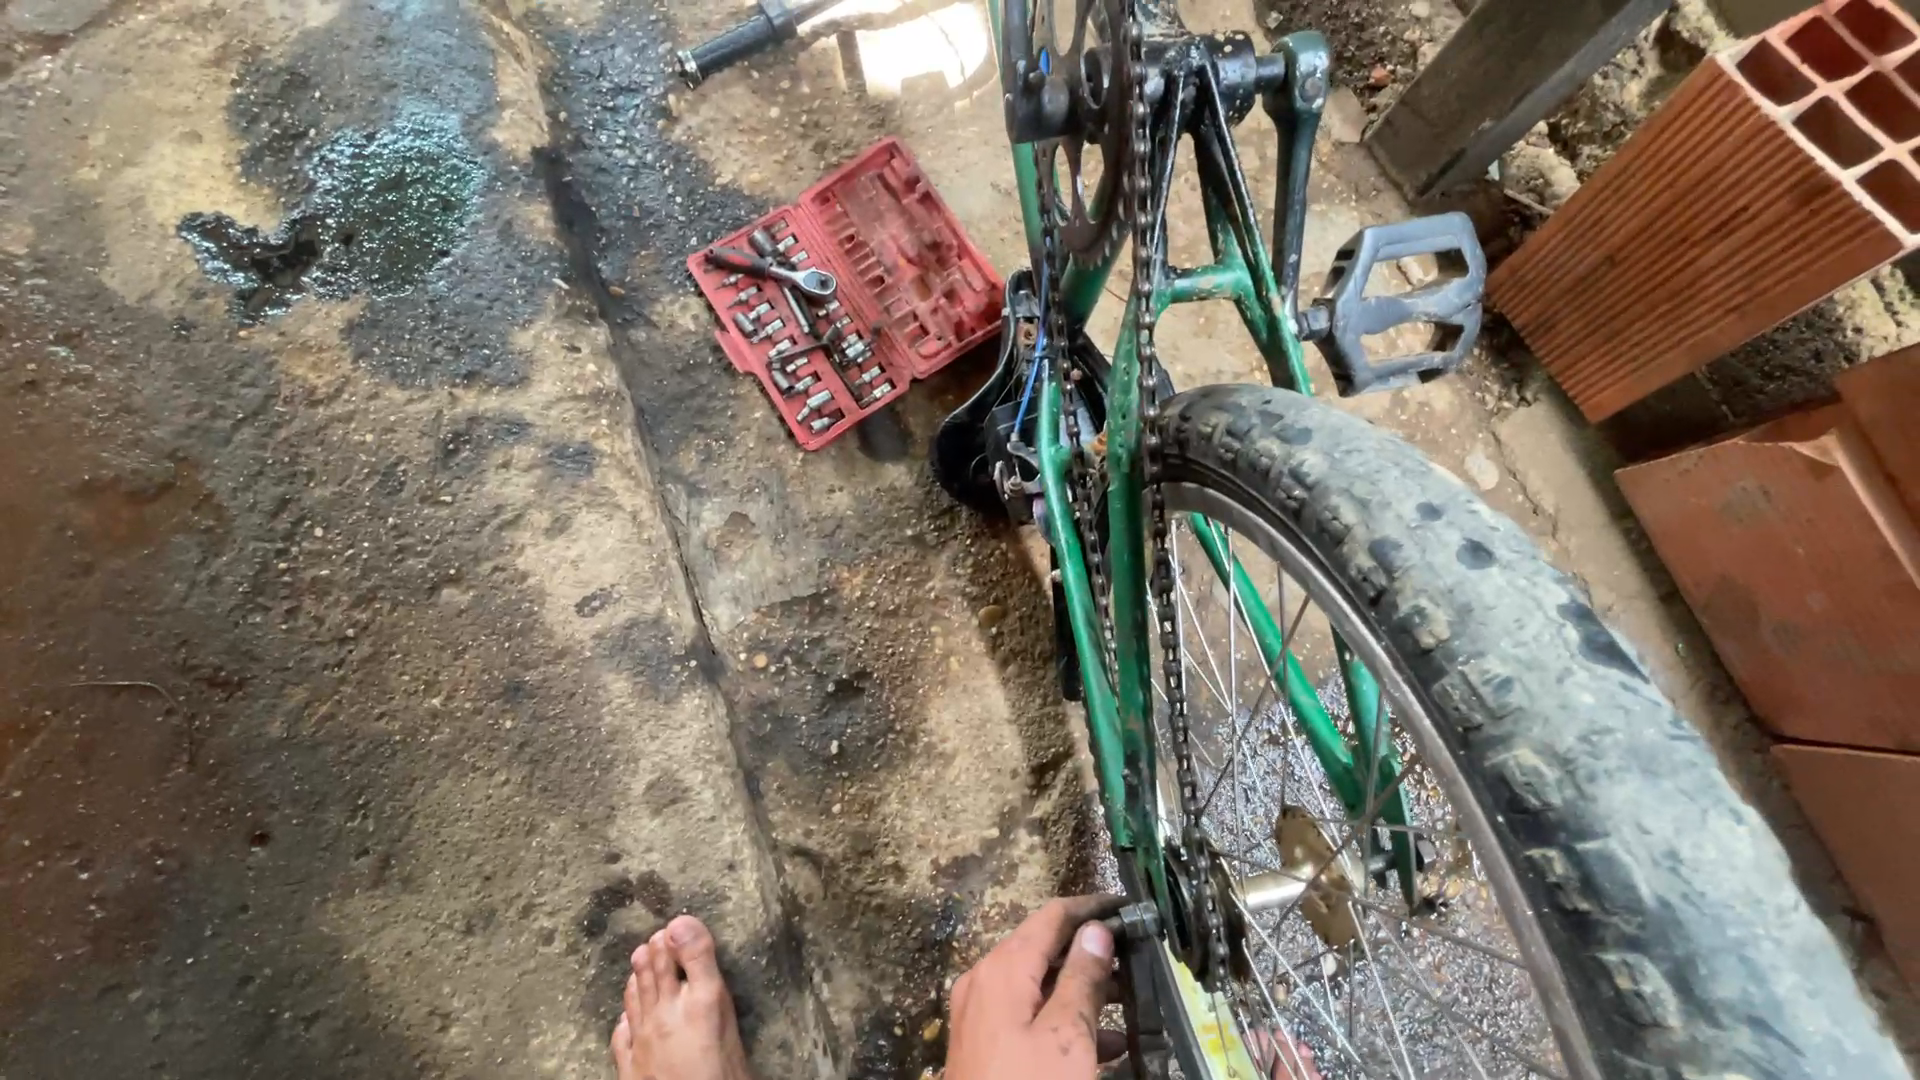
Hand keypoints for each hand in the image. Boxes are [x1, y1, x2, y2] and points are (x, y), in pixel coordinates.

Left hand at [945, 895, 1125, 1079]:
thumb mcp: (1066, 1038)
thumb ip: (1082, 979)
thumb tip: (1096, 929)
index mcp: (1002, 967)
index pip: (1051, 916)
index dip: (1090, 908)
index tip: (1127, 907)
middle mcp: (984, 980)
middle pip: (1043, 948)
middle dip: (1089, 951)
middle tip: (1135, 959)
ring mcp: (980, 1014)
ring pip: (1038, 985)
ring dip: (1081, 990)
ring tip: (1129, 1002)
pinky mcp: (983, 1046)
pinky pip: (1028, 1017)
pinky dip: (1062, 1020)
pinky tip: (1105, 1046)